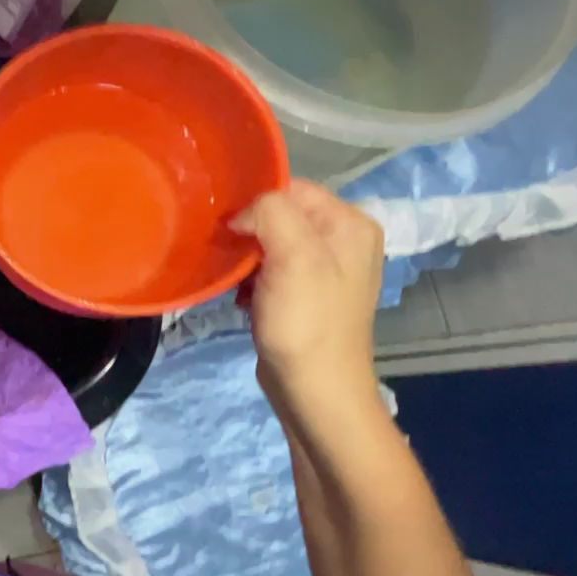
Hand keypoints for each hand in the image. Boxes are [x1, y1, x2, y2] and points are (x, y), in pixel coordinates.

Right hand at [229, 180, 384, 410]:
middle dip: (248, 231)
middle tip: (227, 253)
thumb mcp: (292, 256)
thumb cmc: (305, 322)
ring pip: (270, 242)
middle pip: (280, 214)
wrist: (314, 388)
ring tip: (233, 278)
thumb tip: (242, 213)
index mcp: (350, 223)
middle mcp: (343, 240)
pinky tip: (241, 296)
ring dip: (245, 257)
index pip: (292, 188)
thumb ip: (270, 213)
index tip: (228, 229)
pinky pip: (270, 269)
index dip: (255, 203)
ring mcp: (325, 269)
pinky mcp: (305, 294)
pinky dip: (250, 278)